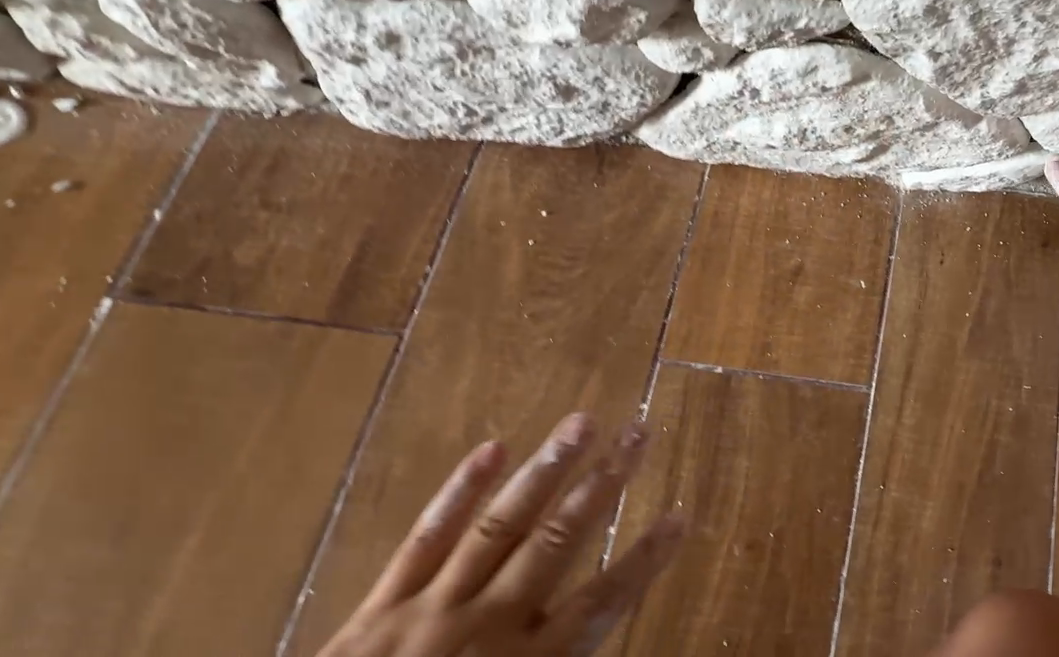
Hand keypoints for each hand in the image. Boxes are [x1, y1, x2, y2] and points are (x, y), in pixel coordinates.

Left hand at [316, 413, 684, 656]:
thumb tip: (593, 637)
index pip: (601, 605)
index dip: (644, 560)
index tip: (679, 517)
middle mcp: (487, 628)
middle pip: (558, 542)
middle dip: (603, 485)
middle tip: (638, 432)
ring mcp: (431, 610)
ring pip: (501, 527)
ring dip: (545, 471)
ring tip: (581, 422)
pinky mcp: (379, 608)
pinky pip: (424, 542)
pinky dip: (459, 494)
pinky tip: (491, 448)